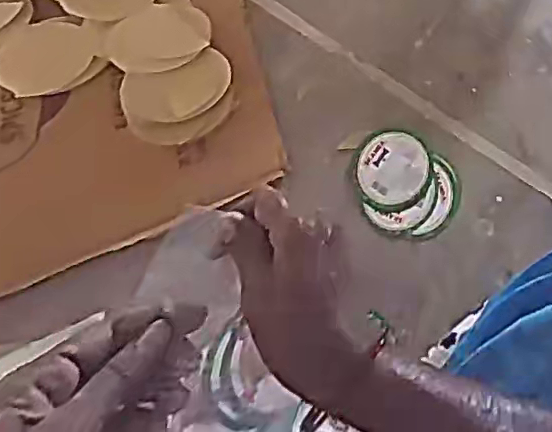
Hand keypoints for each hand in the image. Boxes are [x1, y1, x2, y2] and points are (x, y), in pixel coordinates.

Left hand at [0, 304, 204, 430]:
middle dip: (158, 356)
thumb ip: (118, 375)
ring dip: (156, 388)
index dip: (153, 317)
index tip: (199, 315)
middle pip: (114, 360)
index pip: (102, 332)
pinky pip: (115, 424)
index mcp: (30, 387)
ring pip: (119, 394)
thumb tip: (162, 326)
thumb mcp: (73, 428)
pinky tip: (165, 420)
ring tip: (181, 396)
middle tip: (193, 362)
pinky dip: (145, 419)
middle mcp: (42, 405)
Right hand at [215, 187, 372, 407]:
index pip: (264, 198)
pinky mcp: (332, 257)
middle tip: (227, 259)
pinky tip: (273, 278)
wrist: (322, 353)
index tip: (220, 240)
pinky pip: (301, 243)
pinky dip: (283, 252)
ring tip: (248, 272)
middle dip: (250, 229)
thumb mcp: (254, 285)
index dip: (239, 213)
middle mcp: (315, 226)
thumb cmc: (283, 324)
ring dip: (266, 242)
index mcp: (294, 229)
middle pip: (276, 212)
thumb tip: (229, 218)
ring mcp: (327, 240)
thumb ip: (243, 246)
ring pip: (287, 229)